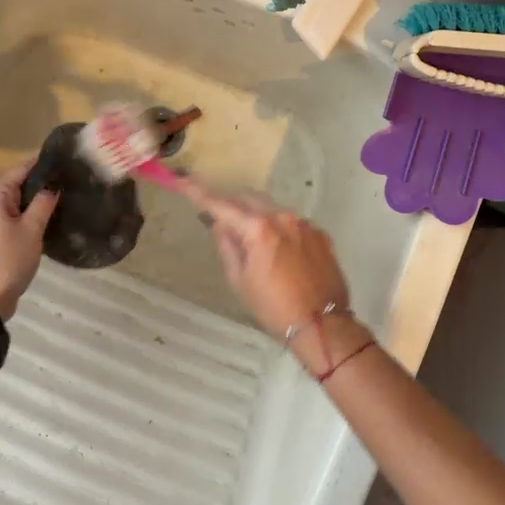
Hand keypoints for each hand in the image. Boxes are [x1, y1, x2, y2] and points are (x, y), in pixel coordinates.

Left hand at [0, 158, 58, 318]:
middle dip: (44, 184)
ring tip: (70, 197)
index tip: (67, 160)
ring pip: (20, 204)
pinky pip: (18, 219)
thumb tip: (54, 186)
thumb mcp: (31, 229)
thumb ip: (44, 203)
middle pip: (20, 185)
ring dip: (40, 202)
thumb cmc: (8, 259)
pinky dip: (33, 218)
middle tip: (74, 180)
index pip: (22, 169)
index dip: (43, 164)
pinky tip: (53, 219)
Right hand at [195, 189, 362, 363]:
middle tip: (218, 218)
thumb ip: (227, 245)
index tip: (181, 180)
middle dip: (231, 203)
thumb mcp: (239, 279)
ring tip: (250, 239)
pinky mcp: (320, 234)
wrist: (323, 325)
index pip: (221, 204)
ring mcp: (304, 224)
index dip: (198, 192)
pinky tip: (277, 251)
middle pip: (248, 198)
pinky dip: (277, 228)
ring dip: (256, 216)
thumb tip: (219, 224)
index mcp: (258, 228)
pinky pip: (291, 222)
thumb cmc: (273, 307)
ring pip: (271, 208)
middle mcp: (283, 217)